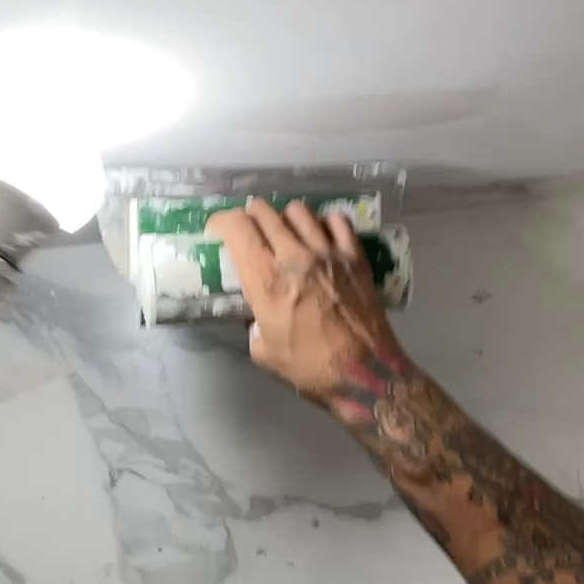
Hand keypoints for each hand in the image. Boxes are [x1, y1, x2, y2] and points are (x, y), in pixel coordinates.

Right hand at [207, 198, 409, 409]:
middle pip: (264, 211)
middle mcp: (295, 257)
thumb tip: (257, 313)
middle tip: (250, 232)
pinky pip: (336, 219)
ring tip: (286, 232)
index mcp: (267, 281)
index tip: (218, 232)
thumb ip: (254, 323)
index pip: (237, 228)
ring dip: (285, 218)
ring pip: (298, 210)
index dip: (221, 223)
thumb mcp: (264, 352)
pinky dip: (323, 222)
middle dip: (250, 217)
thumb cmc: (311, 367)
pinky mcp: (355, 256)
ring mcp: (328, 252)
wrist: (365, 373)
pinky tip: (321, 236)